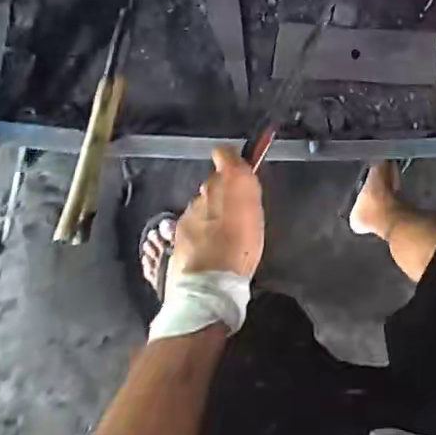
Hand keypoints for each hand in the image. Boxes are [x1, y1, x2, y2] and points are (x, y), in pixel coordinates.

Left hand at [174, 146, 263, 278]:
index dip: (230, 158)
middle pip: (214, 181)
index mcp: (231, 180)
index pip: (224, 153)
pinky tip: (208, 244)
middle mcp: (207, 189)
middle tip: (236, 209)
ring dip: (211, 210)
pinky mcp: (178, 228)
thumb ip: (248, 189)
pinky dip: (199, 227)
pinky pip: (192, 220)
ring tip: (222, 232)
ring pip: (203, 202)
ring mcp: (191, 208)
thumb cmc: (242, 247)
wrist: (210, 282)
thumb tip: (242, 174)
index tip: (238, 167)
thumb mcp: (257, 213)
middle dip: (223, 190)